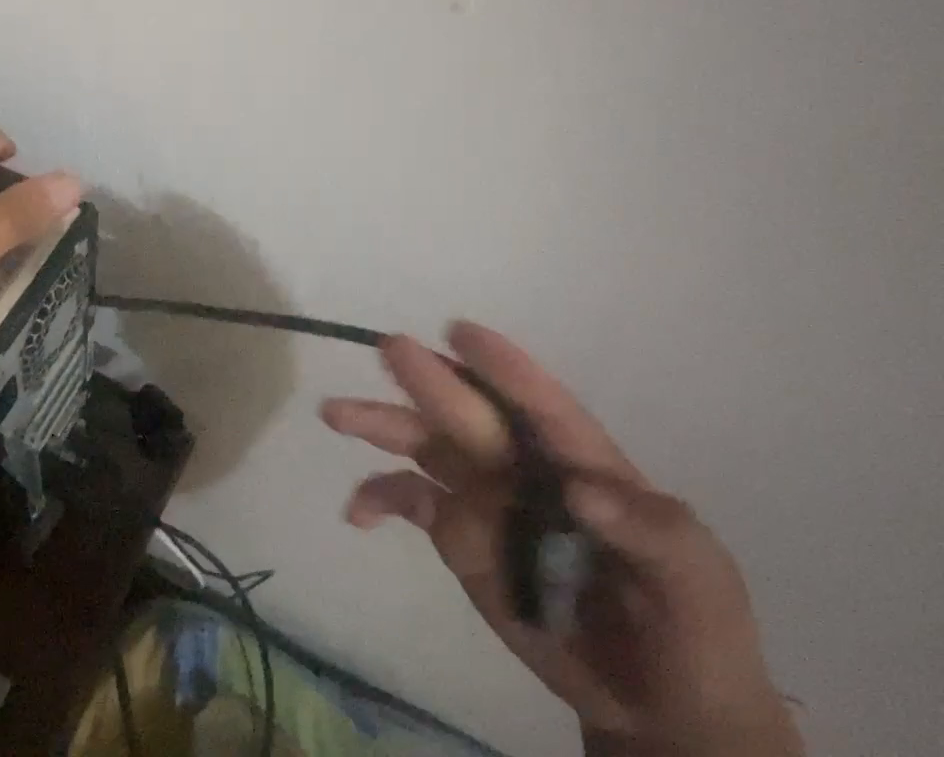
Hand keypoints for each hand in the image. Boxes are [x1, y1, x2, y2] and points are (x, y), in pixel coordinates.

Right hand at [321, 323, 802, 756]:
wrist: (651, 700)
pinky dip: (376, 497)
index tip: (461, 333)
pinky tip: (356, 513)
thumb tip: (580, 491)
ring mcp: (486, 502)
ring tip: (335, 413)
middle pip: (469, 417)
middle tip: (389, 349)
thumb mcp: (696, 583)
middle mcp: (526, 471)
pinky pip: (408, 502)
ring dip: (383, 426)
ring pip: (425, 447)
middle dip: (430, 382)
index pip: (544, 409)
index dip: (506, 369)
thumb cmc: (692, 631)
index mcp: (587, 467)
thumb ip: (651, 532)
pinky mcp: (457, 537)